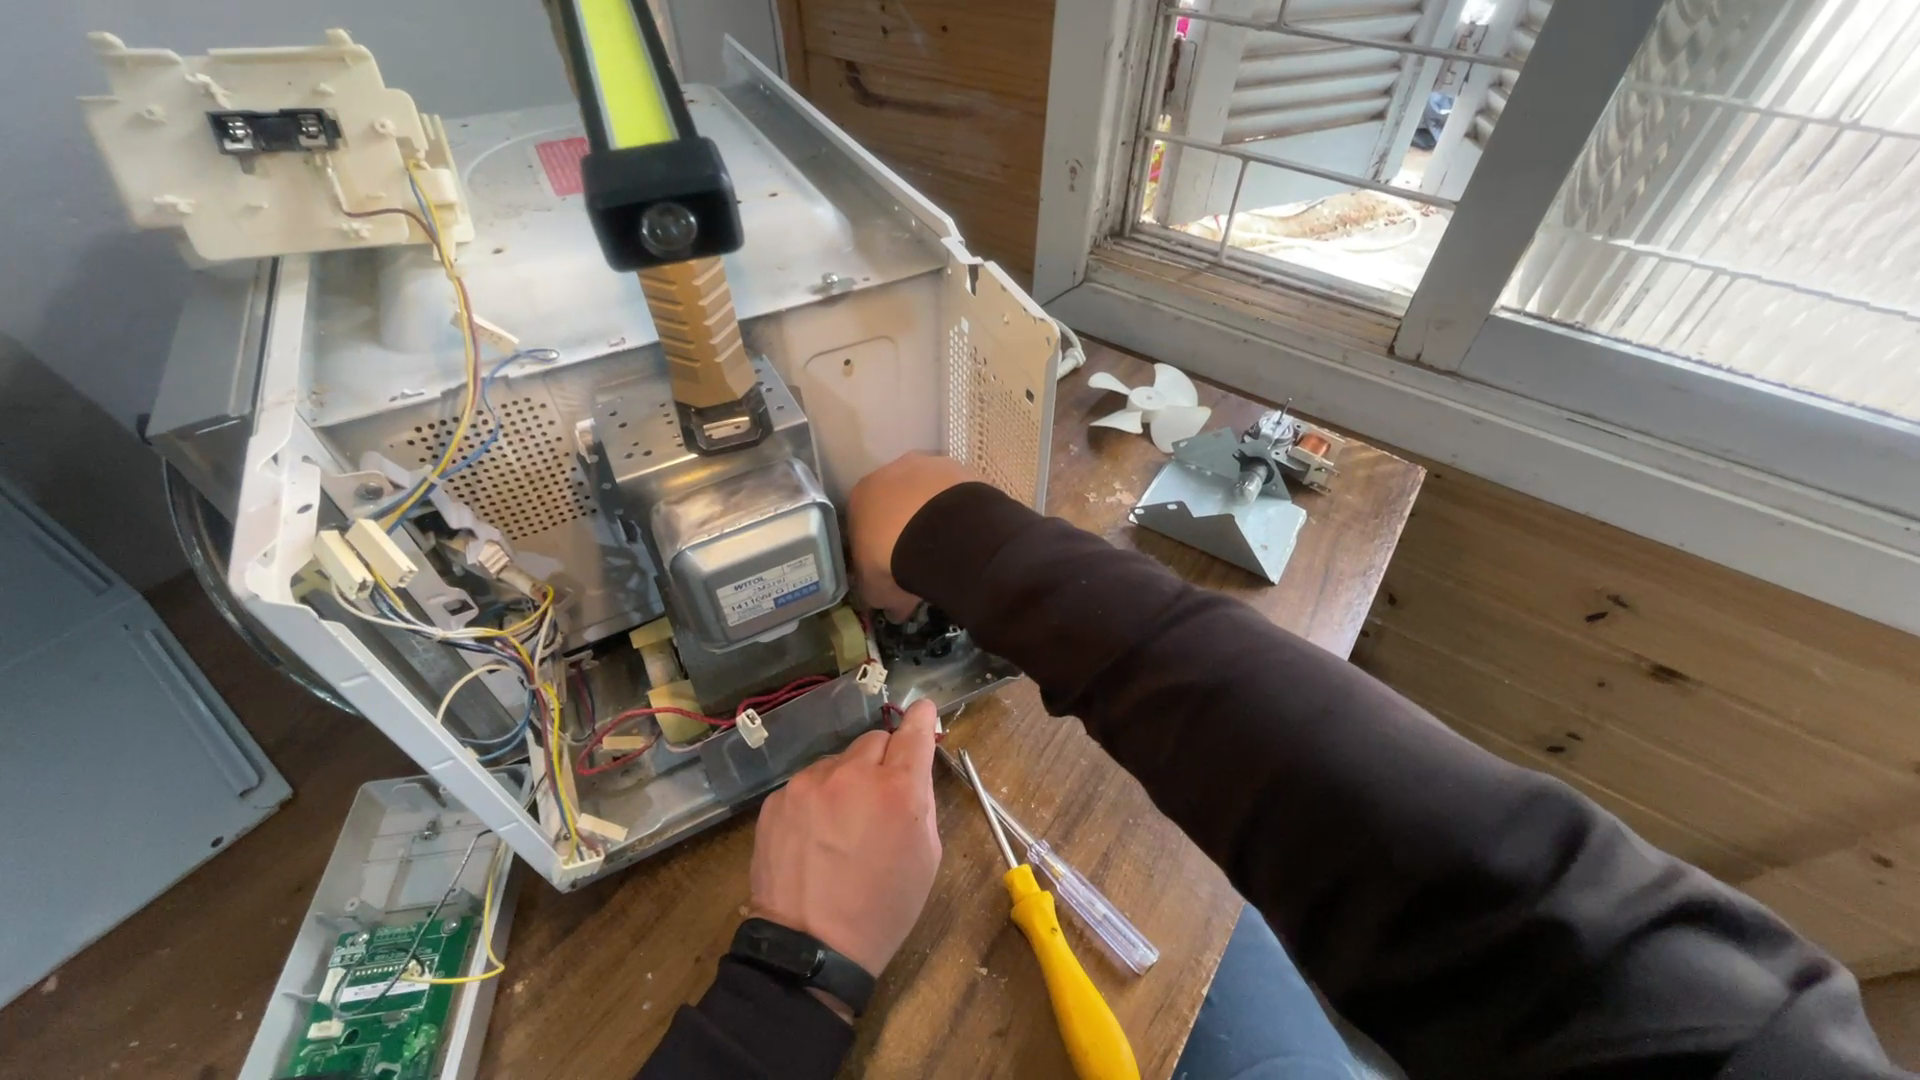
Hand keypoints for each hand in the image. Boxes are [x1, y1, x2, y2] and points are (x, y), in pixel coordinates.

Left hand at [748, 700, 943, 1001]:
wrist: (810, 949)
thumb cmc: (882, 908)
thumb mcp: (926, 856)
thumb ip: (921, 801)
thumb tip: (913, 768)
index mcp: (897, 789)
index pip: (914, 731)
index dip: (922, 719)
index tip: (923, 712)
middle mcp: (852, 774)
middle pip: (874, 740)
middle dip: (883, 760)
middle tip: (881, 796)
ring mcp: (808, 784)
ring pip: (838, 761)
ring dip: (847, 779)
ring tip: (841, 825)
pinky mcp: (777, 799)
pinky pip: (807, 784)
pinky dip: (817, 798)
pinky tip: (814, 835)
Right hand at [847, 453, 980, 619]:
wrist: (940, 533)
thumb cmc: (894, 559)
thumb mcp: (876, 589)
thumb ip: (879, 595)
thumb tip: (893, 609)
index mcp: (860, 497)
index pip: (863, 521)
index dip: (876, 545)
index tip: (890, 565)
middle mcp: (889, 472)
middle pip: (896, 501)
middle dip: (906, 524)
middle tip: (922, 554)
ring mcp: (925, 465)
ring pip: (927, 492)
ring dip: (934, 513)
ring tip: (949, 544)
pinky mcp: (958, 466)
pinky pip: (956, 492)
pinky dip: (959, 509)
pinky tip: (966, 531)